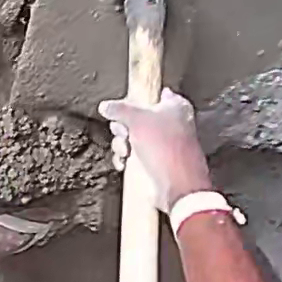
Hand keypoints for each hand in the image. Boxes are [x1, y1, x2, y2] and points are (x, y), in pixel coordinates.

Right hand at [99, 89, 213, 212]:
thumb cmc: (164, 147)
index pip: (154, 94)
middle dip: (122, 125)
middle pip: (135, 116)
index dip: (137, 99)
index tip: (126, 106)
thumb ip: (119, 109)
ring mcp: (161, 144)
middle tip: (124, 131)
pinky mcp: (154, 161)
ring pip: (130, 135)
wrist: (177, 187)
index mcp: (174, 107)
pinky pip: (132, 154)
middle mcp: (170, 124)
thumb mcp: (137, 119)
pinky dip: (125, 157)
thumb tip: (105, 106)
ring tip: (126, 151)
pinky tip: (124, 163)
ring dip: (121, 143)